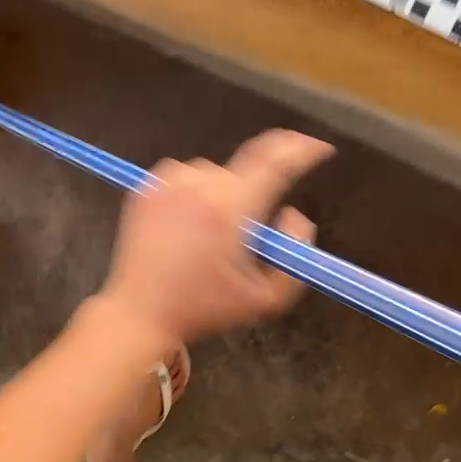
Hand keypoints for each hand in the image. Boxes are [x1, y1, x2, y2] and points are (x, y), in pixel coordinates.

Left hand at [97, 130, 332, 345]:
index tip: (319, 148)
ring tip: (209, 234)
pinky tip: (185, 225)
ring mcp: (166, 185)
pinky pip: (180, 177)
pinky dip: (190, 192)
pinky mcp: (144, 190)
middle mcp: (198, 187)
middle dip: (253, 194)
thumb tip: (295, 216)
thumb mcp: (266, 299)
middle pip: (243, 171)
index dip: (302, 150)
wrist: (141, 313)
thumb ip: (295, 253)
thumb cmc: (203, 308)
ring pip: (210, 173)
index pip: (274, 163)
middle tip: (242, 233)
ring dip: (220, 193)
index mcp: (229, 209)